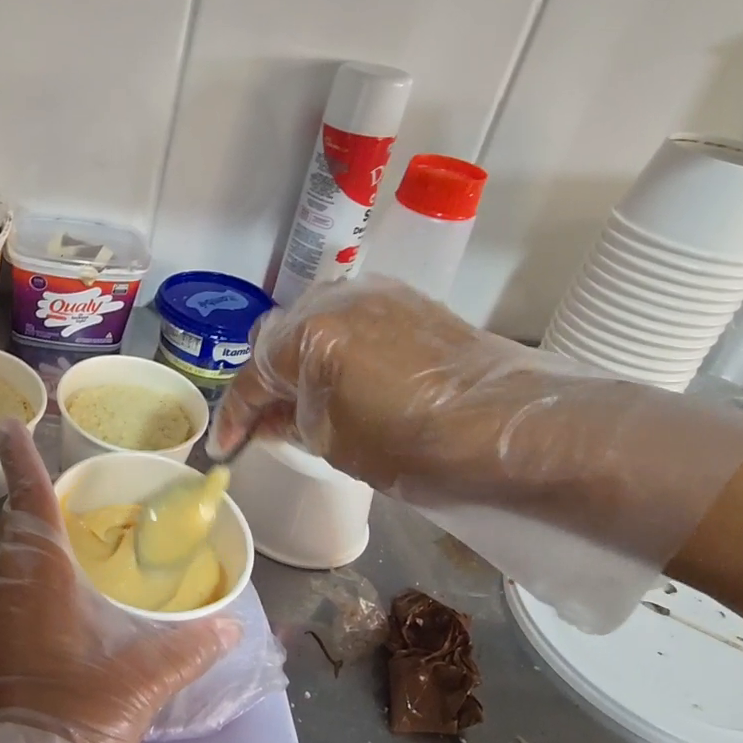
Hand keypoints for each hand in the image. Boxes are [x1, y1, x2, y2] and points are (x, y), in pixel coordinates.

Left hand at [0, 420, 240, 742]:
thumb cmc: (73, 713)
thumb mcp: (139, 682)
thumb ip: (186, 649)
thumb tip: (229, 626)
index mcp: (39, 574)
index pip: (31, 500)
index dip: (22, 458)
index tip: (7, 423)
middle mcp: (5, 582)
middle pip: (11, 522)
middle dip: (26, 495)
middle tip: (48, 479)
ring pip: (0, 553)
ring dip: (19, 532)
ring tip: (49, 524)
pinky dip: (17, 566)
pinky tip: (42, 585)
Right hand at [209, 276, 742, 632]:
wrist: (518, 427)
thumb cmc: (419, 446)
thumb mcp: (337, 445)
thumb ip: (290, 422)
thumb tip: (272, 416)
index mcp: (307, 335)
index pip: (252, 377)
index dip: (234, 417)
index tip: (224, 448)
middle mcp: (332, 299)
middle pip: (278, 342)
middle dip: (268, 384)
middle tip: (268, 424)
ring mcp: (373, 294)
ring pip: (314, 327)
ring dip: (303, 364)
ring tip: (309, 404)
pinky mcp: (406, 300)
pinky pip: (350, 322)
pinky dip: (338, 351)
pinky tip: (348, 380)